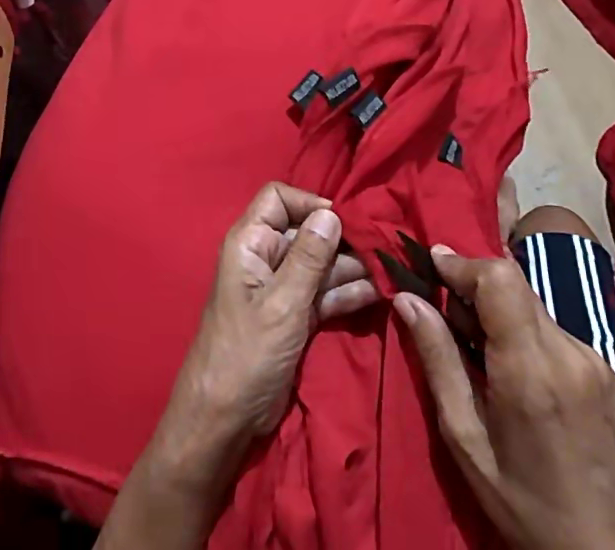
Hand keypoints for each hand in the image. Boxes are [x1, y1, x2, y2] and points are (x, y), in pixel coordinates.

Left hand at [166, 182, 380, 448]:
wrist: (227, 415)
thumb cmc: (248, 353)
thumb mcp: (283, 304)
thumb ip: (309, 258)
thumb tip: (331, 213)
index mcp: (250, 243)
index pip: (277, 199)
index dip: (309, 204)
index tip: (344, 223)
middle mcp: (265, 257)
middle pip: (305, 231)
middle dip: (341, 240)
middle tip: (382, 252)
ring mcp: (281, 287)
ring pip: (319, 264)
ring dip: (351, 268)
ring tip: (388, 274)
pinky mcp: (294, 315)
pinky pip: (323, 293)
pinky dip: (346, 293)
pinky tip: (377, 294)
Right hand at [394, 249, 614, 549]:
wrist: (605, 544)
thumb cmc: (520, 497)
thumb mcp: (463, 435)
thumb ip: (438, 360)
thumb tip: (407, 299)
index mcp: (531, 371)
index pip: (500, 281)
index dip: (461, 264)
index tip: (428, 264)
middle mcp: (568, 353)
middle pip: (514, 282)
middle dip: (470, 280)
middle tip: (438, 302)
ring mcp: (591, 357)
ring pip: (529, 299)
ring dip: (491, 302)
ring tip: (465, 335)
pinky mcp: (601, 365)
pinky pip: (545, 322)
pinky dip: (513, 322)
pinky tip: (500, 356)